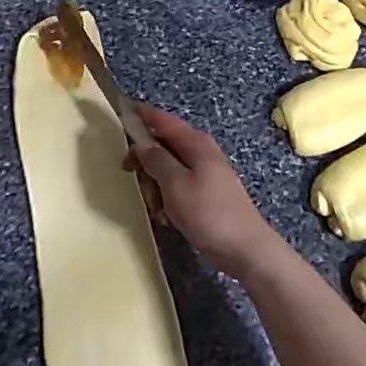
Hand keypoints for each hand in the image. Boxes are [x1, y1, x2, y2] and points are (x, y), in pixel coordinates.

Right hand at [129, 105, 280, 277]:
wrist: (244, 248)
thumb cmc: (208, 213)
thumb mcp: (175, 184)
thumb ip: (156, 160)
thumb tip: (142, 143)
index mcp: (195, 143)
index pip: (163, 120)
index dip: (141, 117)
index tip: (121, 117)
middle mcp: (201, 152)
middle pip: (163, 147)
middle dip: (147, 165)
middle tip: (139, 184)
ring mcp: (205, 173)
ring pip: (167, 171)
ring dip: (156, 188)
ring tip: (159, 209)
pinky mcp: (206, 193)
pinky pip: (177, 188)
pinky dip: (169, 200)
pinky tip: (169, 218)